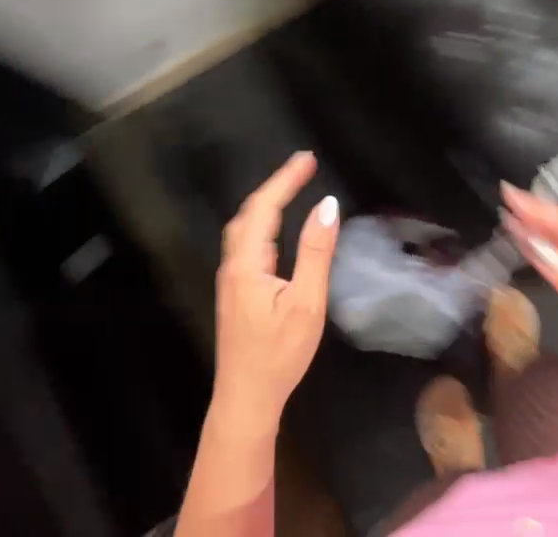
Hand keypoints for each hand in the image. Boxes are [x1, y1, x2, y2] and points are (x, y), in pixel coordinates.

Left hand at [211, 151, 339, 427]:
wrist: (246, 399)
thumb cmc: (279, 354)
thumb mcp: (307, 303)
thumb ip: (316, 252)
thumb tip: (327, 205)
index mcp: (247, 263)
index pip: (265, 207)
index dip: (286, 179)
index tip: (308, 158)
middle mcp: (232, 265)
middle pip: (249, 213)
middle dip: (276, 185)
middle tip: (303, 167)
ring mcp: (230, 279)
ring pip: (244, 228)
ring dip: (266, 202)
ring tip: (290, 188)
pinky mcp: (235, 292)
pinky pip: (246, 242)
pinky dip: (262, 222)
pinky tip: (274, 227)